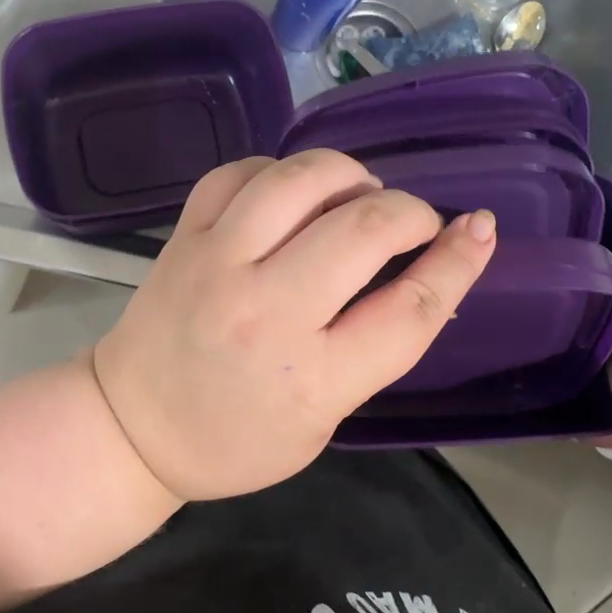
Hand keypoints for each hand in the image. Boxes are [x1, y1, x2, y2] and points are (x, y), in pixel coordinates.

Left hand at [93, 149, 496, 500]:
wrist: (132, 427)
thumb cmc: (237, 440)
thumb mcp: (324, 420)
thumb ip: (376, 352)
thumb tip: (433, 279)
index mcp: (312, 377)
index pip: (412, 306)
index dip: (460, 261)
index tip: (479, 230)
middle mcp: (266, 310)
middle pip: (365, 227)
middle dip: (409, 211)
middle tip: (412, 223)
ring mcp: (218, 263)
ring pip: (301, 179)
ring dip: (349, 174)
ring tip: (357, 196)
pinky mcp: (184, 237)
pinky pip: (240, 173)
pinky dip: (279, 172)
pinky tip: (291, 194)